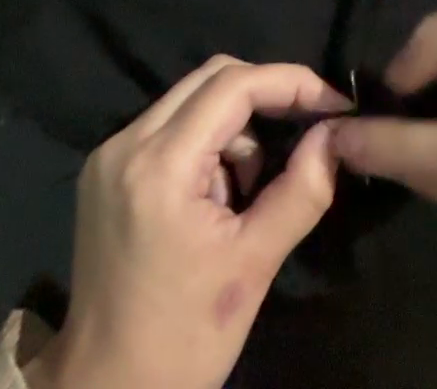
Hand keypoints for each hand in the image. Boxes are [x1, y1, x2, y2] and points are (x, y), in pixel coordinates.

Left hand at [26, 57, 351, 388]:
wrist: (108, 383)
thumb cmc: (186, 334)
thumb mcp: (254, 264)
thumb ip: (300, 191)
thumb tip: (334, 134)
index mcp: (160, 164)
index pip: (232, 85)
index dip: (290, 83)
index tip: (334, 103)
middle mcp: (126, 142)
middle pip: (208, 78)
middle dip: (264, 96)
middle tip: (305, 132)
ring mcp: (108, 154)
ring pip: (186, 100)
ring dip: (232, 126)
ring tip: (251, 191)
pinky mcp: (102, 170)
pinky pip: (165, 128)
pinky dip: (203, 143)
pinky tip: (217, 194)